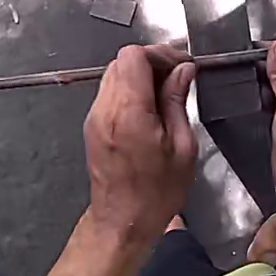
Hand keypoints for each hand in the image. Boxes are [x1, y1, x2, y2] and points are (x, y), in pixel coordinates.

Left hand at [83, 45, 197, 245]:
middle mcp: (105, 109)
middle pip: (122, 61)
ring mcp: (94, 116)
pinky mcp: (92, 125)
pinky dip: (131, 89)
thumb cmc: (158, 192)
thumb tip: (182, 71)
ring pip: (114, 73)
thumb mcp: (182, 146)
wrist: (123, 221)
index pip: (134, 57)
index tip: (183, 66)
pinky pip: (110, 92)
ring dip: (142, 75)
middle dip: (153, 62)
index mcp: (129, 113)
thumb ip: (178, 101)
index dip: (161, 54)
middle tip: (179, 77)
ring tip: (167, 93)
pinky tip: (152, 106)